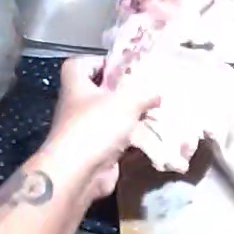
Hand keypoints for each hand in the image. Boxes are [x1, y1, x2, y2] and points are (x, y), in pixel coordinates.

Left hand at [39, 57, 161, 200]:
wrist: (79, 173)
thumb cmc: (96, 127)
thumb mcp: (126, 100)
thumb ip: (143, 92)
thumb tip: (156, 93)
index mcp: (76, 86)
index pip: (79, 64)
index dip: (98, 61)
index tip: (122, 66)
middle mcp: (77, 107)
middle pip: (98, 92)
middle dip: (122, 91)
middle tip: (145, 90)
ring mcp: (85, 132)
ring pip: (110, 118)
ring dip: (130, 117)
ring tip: (153, 112)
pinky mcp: (96, 153)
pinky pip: (117, 141)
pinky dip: (132, 139)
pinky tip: (151, 137)